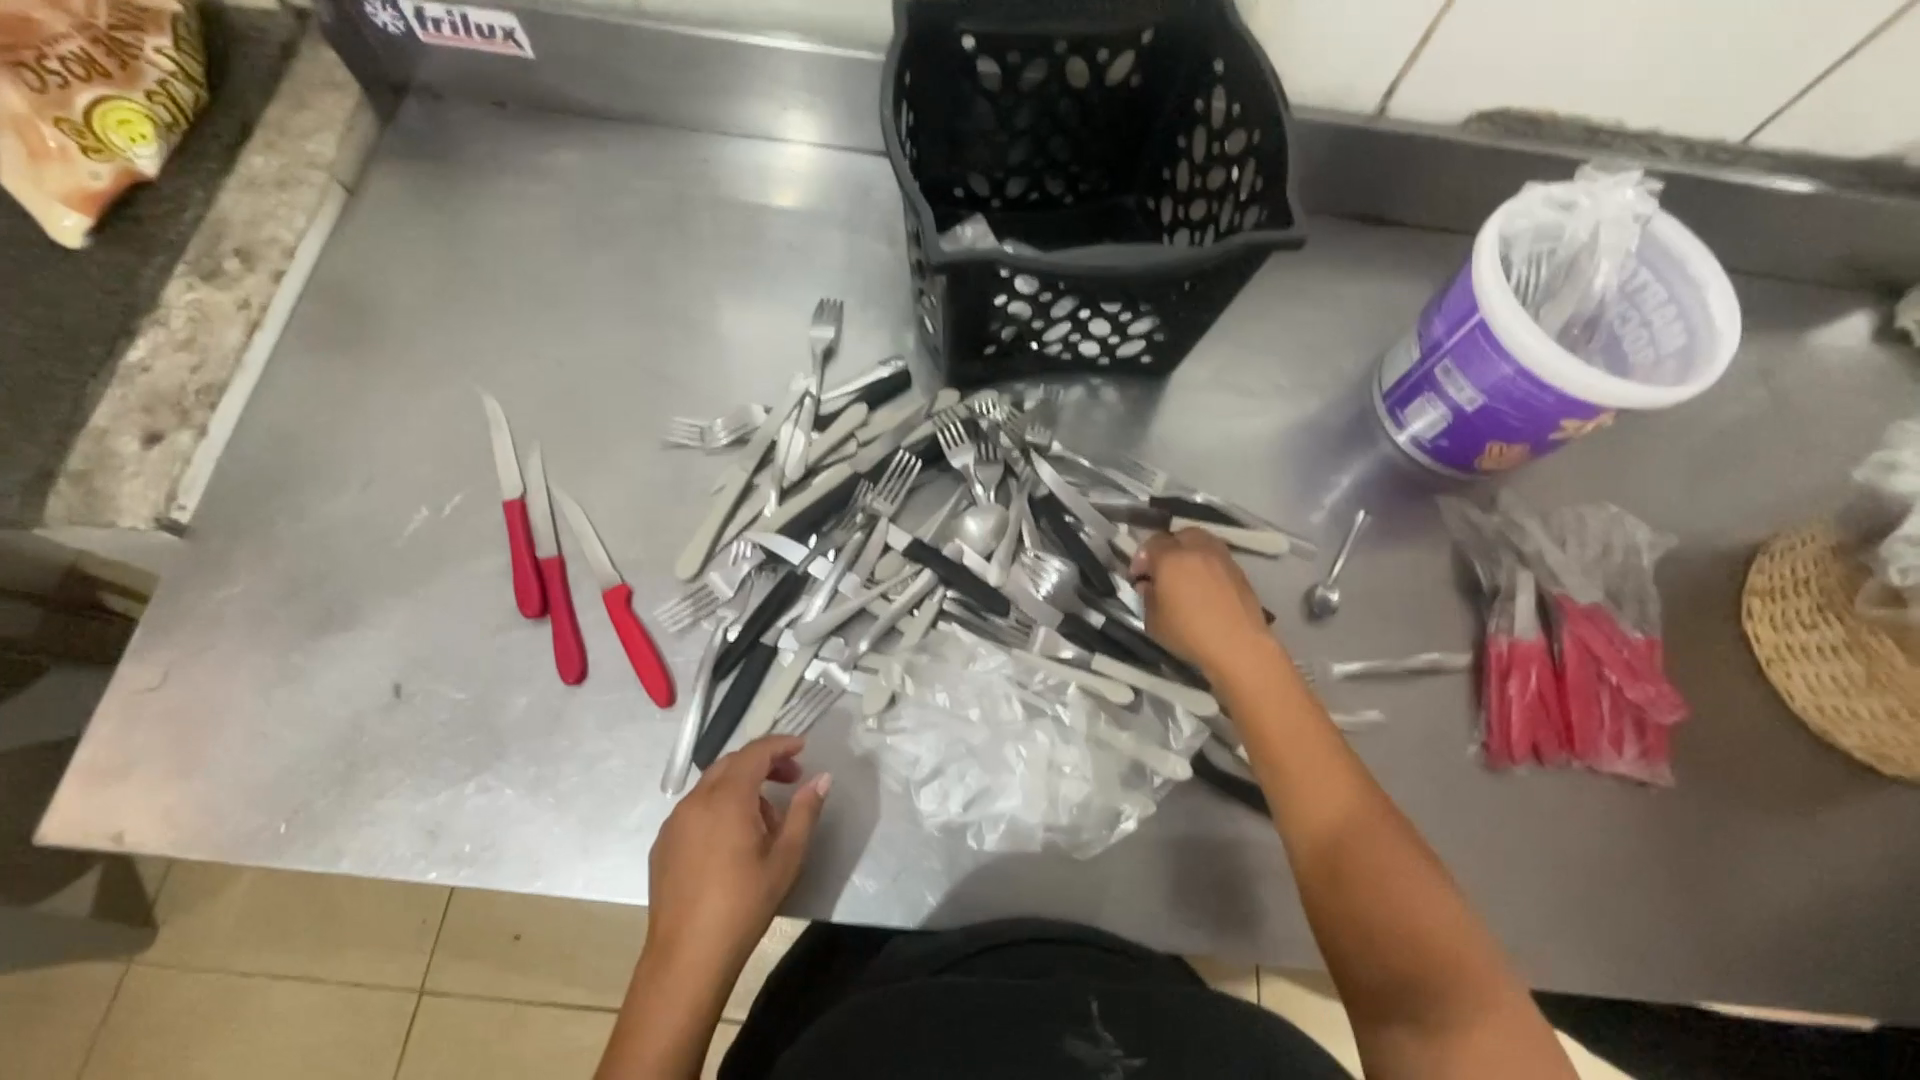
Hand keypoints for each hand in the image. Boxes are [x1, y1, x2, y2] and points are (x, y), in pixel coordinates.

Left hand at [645, 735, 830, 973]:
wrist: (687, 955)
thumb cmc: (744, 904)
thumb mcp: (786, 858)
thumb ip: (804, 811)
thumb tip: (821, 778)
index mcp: (726, 798)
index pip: (755, 753)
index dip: (780, 745)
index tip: (803, 747)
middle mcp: (695, 801)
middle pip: (731, 764)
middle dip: (763, 763)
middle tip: (791, 779)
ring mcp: (674, 823)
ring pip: (711, 787)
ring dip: (741, 787)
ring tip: (766, 820)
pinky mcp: (663, 844)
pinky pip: (695, 810)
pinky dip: (719, 808)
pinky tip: (733, 842)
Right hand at [1130, 528, 1273, 675]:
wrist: (1238, 645)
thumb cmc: (1189, 634)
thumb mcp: (1154, 622)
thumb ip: (1147, 597)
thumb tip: (1149, 585)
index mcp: (1170, 559)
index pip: (1151, 544)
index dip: (1141, 559)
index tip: (1139, 577)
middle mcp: (1197, 550)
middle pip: (1179, 535)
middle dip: (1168, 548)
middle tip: (1163, 570)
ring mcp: (1221, 558)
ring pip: (1202, 542)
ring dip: (1190, 552)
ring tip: (1185, 575)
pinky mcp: (1239, 571)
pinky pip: (1217, 557)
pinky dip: (1207, 564)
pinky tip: (1205, 586)